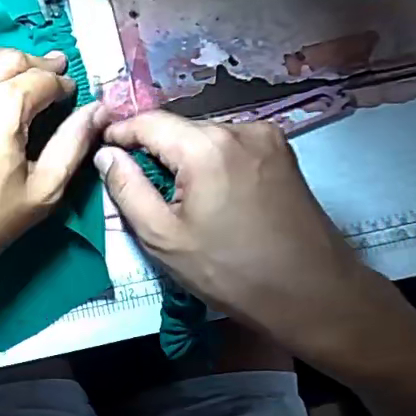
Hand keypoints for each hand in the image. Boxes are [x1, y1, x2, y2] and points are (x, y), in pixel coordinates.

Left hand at [0, 34, 98, 330]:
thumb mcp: (44, 190)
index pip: (43, 79)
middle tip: (47, 78)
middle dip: (34, 66)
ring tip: (1, 75)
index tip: (67, 93)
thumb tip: (97, 110)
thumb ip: (74, 144)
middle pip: (9, 58)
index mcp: (5, 106)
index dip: (61, 84)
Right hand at [94, 109, 402, 368]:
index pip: (149, 121)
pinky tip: (216, 199)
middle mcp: (241, 129)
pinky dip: (215, 165)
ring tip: (181, 201)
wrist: (312, 294)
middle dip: (156, 152)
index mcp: (207, 146)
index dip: (120, 134)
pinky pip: (234, 149)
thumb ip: (128, 190)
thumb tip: (106, 155)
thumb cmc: (231, 273)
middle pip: (181, 130)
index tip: (103, 151)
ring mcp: (269, 139)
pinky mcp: (284, 155)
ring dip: (187, 161)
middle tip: (139, 187)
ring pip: (208, 140)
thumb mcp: (165, 238)